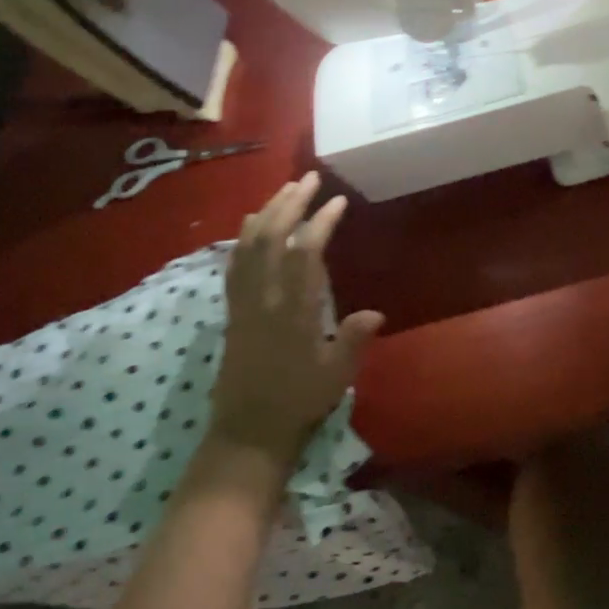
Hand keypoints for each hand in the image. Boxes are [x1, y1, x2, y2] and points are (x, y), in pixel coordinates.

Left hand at [210, 173, 383, 462]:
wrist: (249, 429)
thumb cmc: (299, 400)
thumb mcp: (336, 374)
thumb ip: (354, 339)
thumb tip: (376, 311)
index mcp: (293, 312)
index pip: (304, 255)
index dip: (319, 223)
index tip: (337, 201)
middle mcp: (264, 299)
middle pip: (271, 239)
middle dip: (289, 204)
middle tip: (308, 178)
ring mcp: (243, 303)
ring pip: (248, 246)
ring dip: (266, 212)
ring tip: (284, 189)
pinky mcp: (232, 310)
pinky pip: (234, 263)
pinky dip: (243, 236)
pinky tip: (252, 222)